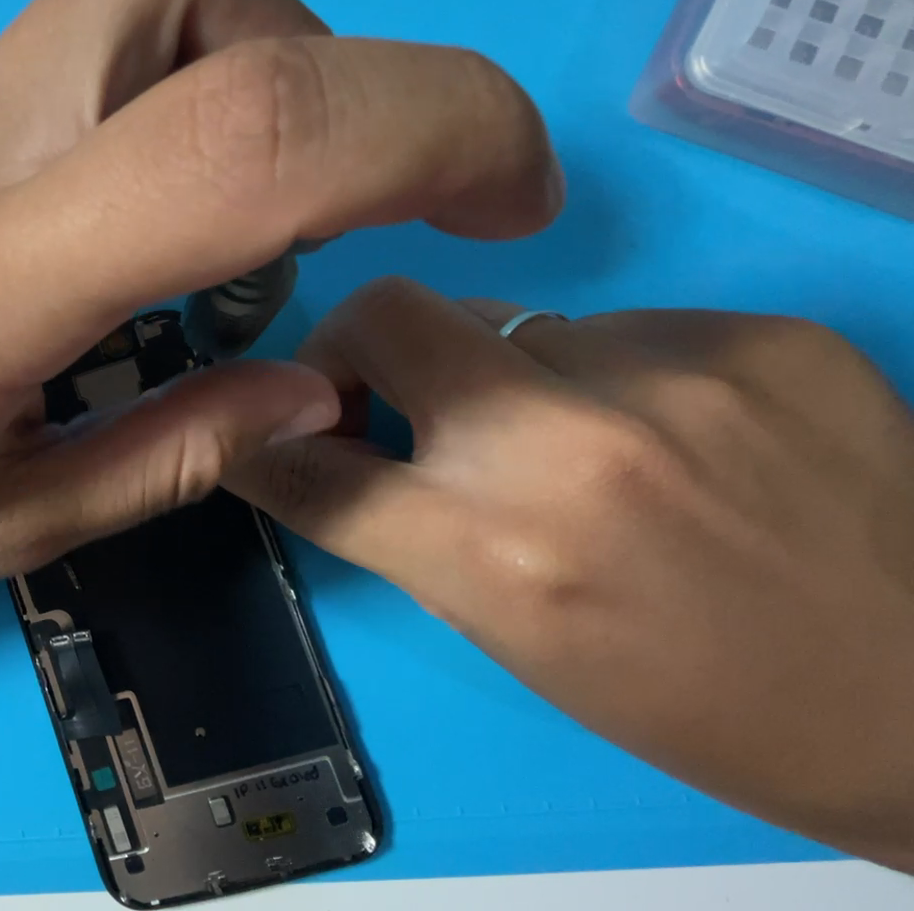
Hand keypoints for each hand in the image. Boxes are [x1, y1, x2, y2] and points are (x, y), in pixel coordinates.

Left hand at [0, 0, 557, 604]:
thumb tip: (323, 383)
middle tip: (369, 200)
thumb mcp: (19, 529)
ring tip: (270, 197)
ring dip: (261, 53)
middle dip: (346, 68)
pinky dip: (191, 73)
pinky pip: (92, 35)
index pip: (238, 135)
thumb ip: (185, 453)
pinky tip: (176, 192)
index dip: (428, 132)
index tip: (513, 203)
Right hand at [227, 280, 913, 869]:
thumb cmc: (688, 698)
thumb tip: (320, 444)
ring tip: (571, 439)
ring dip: (498, 373)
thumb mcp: (507, 632)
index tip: (254, 430)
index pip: (306, 467)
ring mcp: (673, 375)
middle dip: (353, 346)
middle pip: (384, 315)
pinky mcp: (760, 336)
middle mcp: (566, 446)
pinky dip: (601, 370)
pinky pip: (613, 326)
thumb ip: (399, 522)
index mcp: (493, 551)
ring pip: (504, 321)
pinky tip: (667, 429)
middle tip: (379, 390)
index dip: (260, 444)